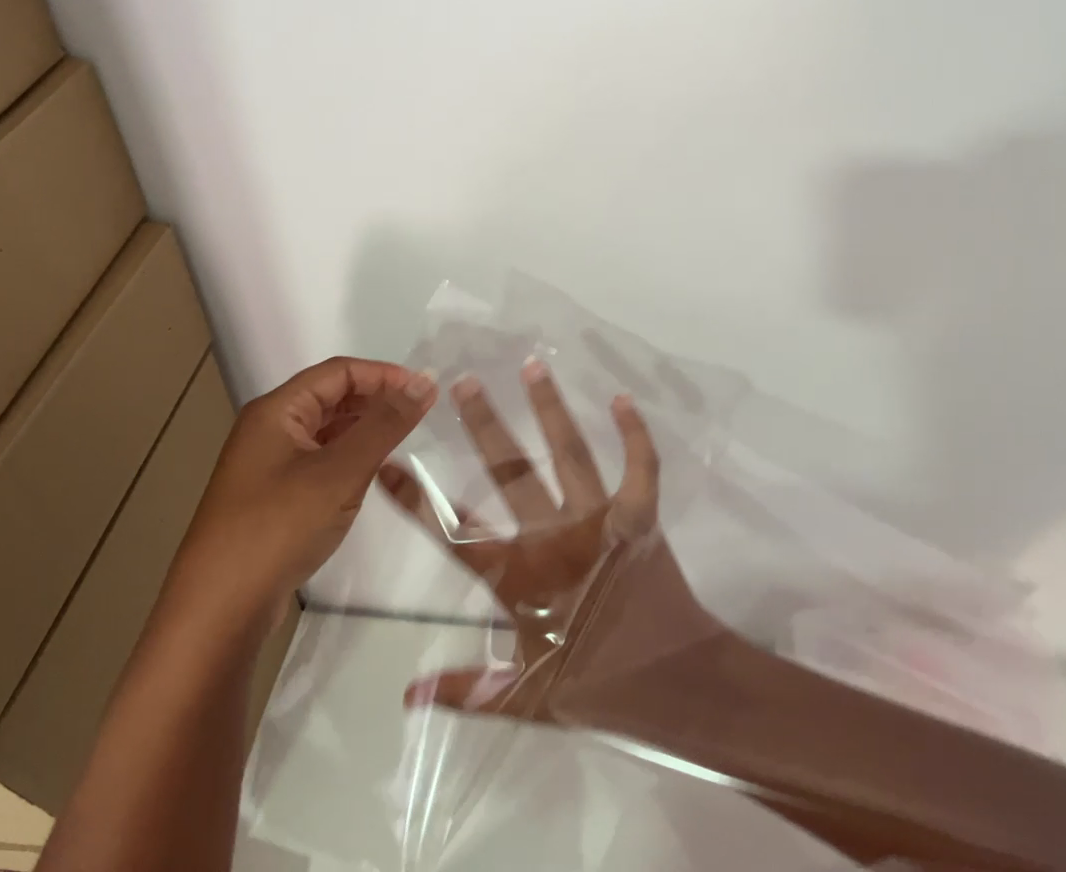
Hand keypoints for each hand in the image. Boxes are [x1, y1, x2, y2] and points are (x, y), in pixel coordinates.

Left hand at [179, 357, 435, 615]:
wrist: (223, 604)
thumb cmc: (279, 527)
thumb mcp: (339, 472)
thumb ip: (384, 425)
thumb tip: (424, 382)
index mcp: (277, 411)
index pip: (338, 372)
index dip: (384, 374)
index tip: (427, 391)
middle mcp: (269, 429)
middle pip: (330, 397)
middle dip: (376, 400)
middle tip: (424, 416)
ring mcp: (269, 465)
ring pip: (326, 431)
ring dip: (365, 430)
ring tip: (407, 440)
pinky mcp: (275, 497)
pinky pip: (320, 462)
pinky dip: (350, 459)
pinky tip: (374, 474)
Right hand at [378, 360, 728, 725]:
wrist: (678, 684)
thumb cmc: (599, 688)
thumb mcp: (527, 699)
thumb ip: (467, 691)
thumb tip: (406, 697)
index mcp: (519, 577)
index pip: (455, 532)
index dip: (417, 500)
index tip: (388, 464)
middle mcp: (553, 537)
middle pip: (509, 472)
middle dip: (483, 426)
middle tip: (462, 383)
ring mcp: (599, 521)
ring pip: (567, 454)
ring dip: (547, 409)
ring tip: (531, 365)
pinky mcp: (639, 518)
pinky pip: (640, 468)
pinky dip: (633, 434)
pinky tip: (622, 399)